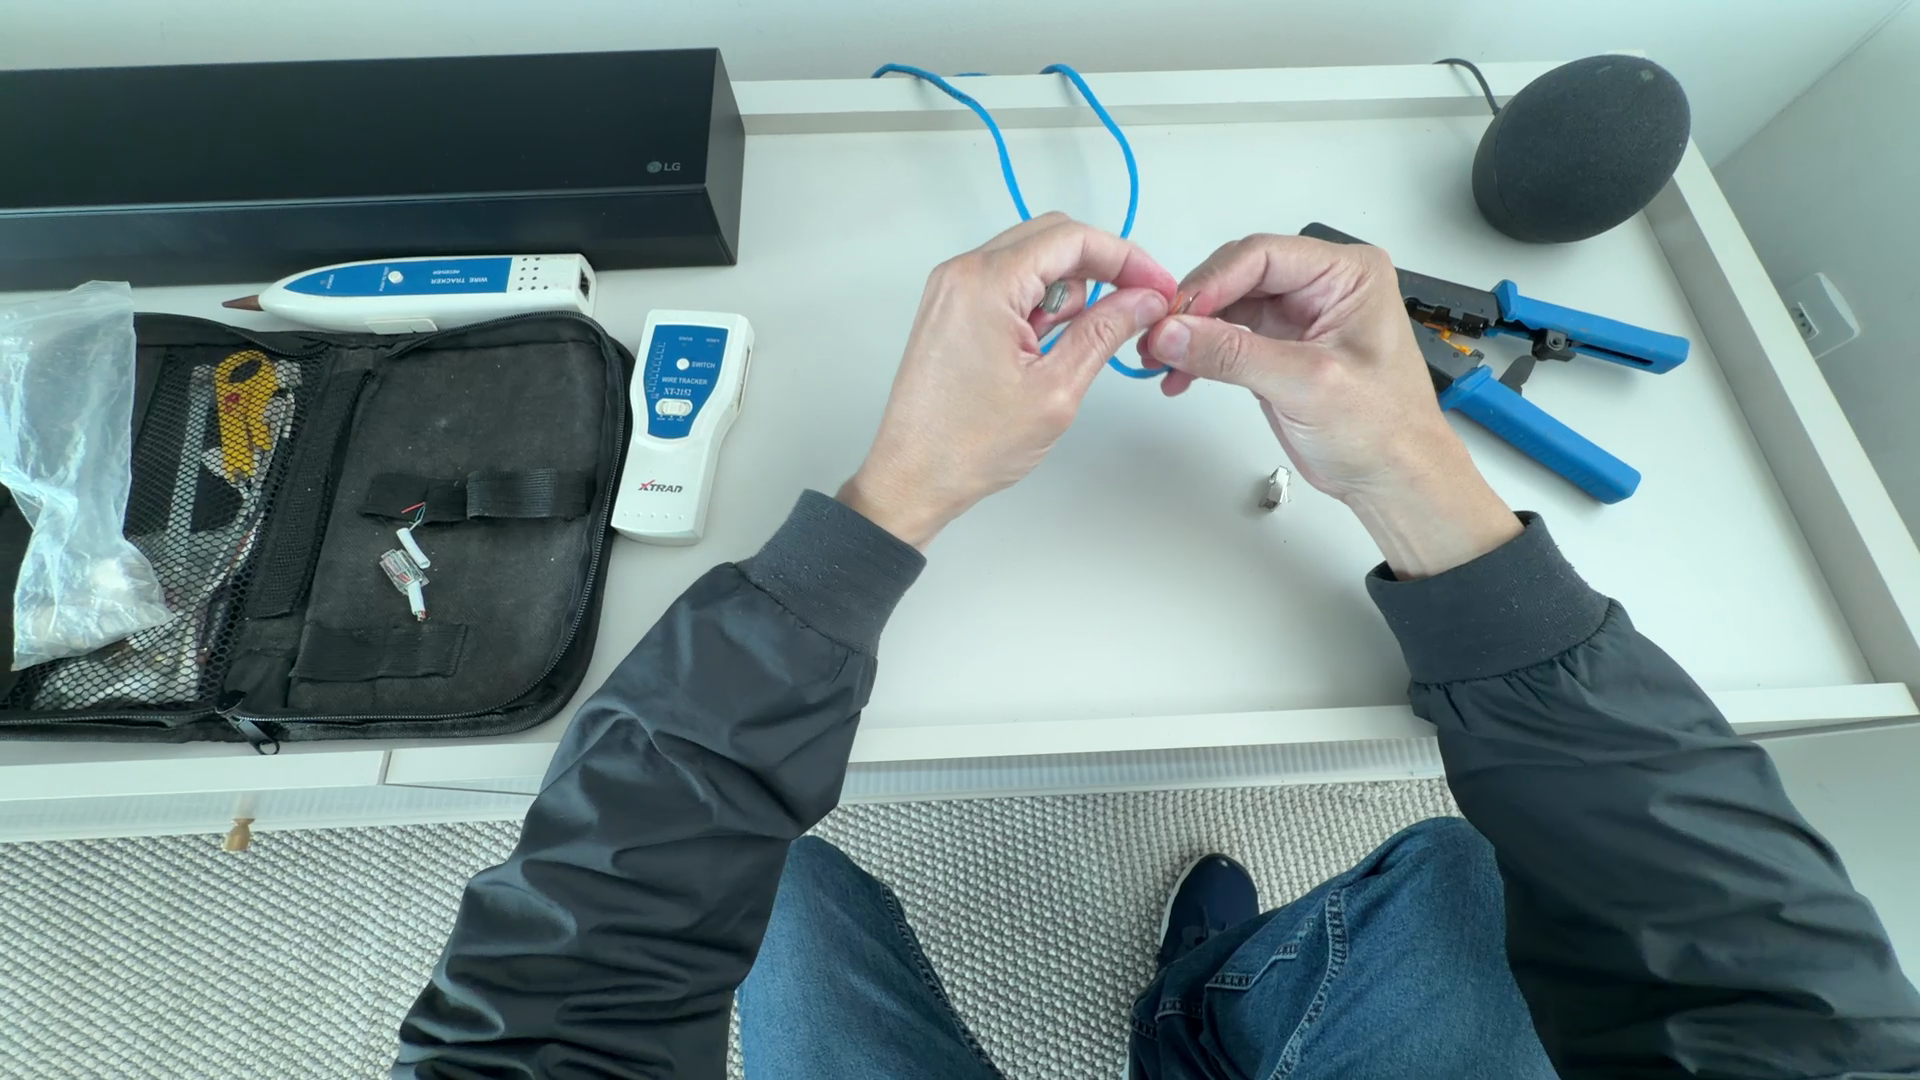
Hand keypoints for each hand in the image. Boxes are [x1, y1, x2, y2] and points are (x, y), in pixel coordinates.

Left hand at [841, 212, 1176, 548]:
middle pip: (1050, 240)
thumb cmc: (969, 447)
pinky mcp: (948, 313)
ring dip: (1062, 297)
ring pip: (1029, 265)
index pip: (1072, 238)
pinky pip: (1004, 288)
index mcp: (986, 283)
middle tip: (1130, 312)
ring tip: (1060, 355)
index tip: (1155, 287)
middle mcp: (961, 274)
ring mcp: (950, 292)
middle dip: (1098, 272)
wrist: (911, 479)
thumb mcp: (1055, 390)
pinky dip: (1034, 310)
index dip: (1125, 257)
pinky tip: (1038, 353)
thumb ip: (1105, 332)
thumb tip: (1143, 299)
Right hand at [1140, 234, 1519, 578]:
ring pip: (1224, 309)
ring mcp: (1294, 319)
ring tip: (1159, 362)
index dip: (1210, 283)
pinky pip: (1224, 340)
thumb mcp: (1305, 385)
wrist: (1388, 477)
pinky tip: (1179, 378)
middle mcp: (1319, 288)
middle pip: (1236, 277)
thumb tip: (1171, 333)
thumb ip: (1233, 355)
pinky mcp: (1275, 350)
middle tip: (1157, 340)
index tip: (1171, 317)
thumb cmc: (1380, 429)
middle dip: (1193, 309)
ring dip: (1188, 334)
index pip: (1261, 256)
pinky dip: (1197, 356)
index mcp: (1346, 274)